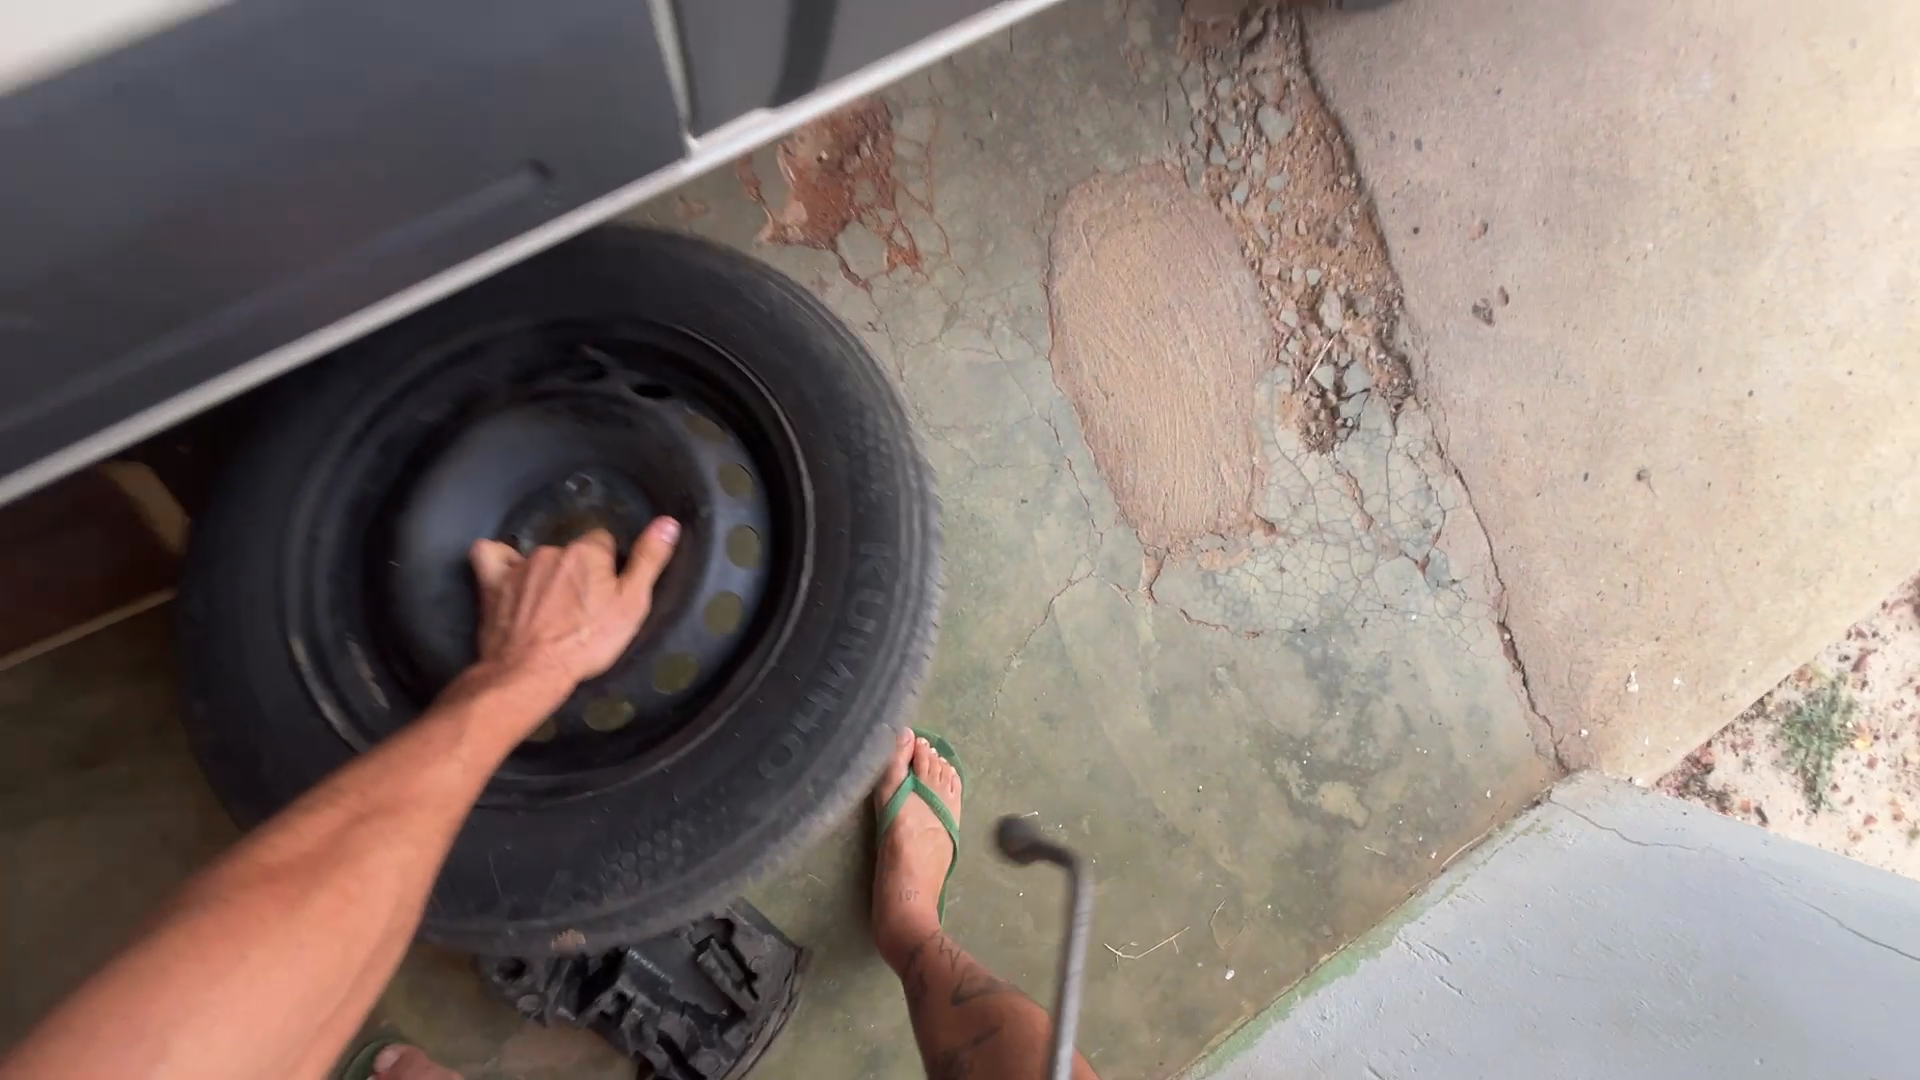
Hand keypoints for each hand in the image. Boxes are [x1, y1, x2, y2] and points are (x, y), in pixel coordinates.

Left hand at [467, 517, 679, 691]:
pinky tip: (511, 573)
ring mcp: (519, 565)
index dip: (609, 565)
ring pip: (541, 558)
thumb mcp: (633, 603)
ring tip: (553, 606)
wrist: (530, 671)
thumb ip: (649, 560)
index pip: (604, 542)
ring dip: (549, 573)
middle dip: (579, 571)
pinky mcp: (492, 582)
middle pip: (572, 551)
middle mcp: (553, 550)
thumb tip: (668, 522)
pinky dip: (501, 559)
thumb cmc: (588, 640)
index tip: (609, 591)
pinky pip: (491, 555)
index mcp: (588, 552)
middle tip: (584, 605)